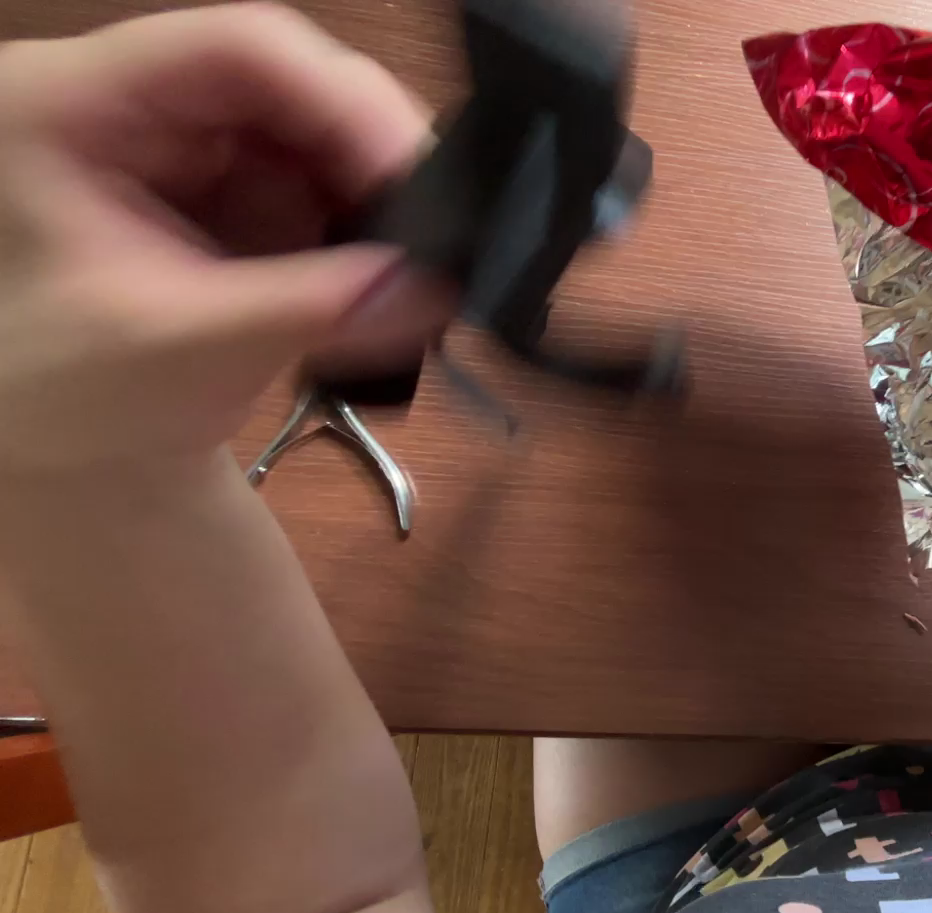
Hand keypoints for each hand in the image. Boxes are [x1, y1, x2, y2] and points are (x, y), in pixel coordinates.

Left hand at [0, 4, 451, 477]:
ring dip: (403, 210)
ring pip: (348, 143)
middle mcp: (154, 108)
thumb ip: (310, 310)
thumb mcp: (186, 346)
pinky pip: (358, 195)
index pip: (244, 53)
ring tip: (425, 278)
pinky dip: (398, 240)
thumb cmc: (78, 389)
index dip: (351, 107)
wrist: (78, 432)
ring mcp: (215, 153)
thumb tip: (436, 287)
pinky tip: (402, 285)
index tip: (426, 191)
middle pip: (311, 90)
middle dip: (392, 166)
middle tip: (446, 247)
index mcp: (78, 107)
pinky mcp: (263, 199)